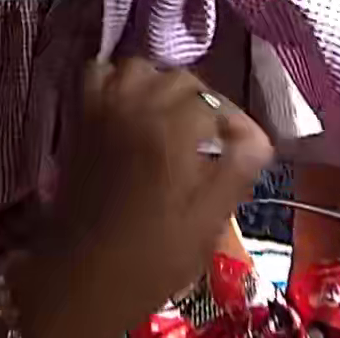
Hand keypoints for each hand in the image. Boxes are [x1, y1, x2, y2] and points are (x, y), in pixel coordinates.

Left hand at [9, 59, 273, 337]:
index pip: (215, 103)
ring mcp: (105, 104)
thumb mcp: (206, 222)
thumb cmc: (152, 255)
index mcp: (172, 130)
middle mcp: (138, 104)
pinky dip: (115, 78)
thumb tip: (258, 137)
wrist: (86, 273)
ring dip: (160, 84)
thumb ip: (236, 171)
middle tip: (212, 133)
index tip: (247, 143)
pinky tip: (129, 102)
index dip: (236, 122)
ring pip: (141, 67)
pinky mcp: (81, 113)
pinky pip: (98, 71)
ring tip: (172, 114)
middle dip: (203, 102)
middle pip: (181, 79)